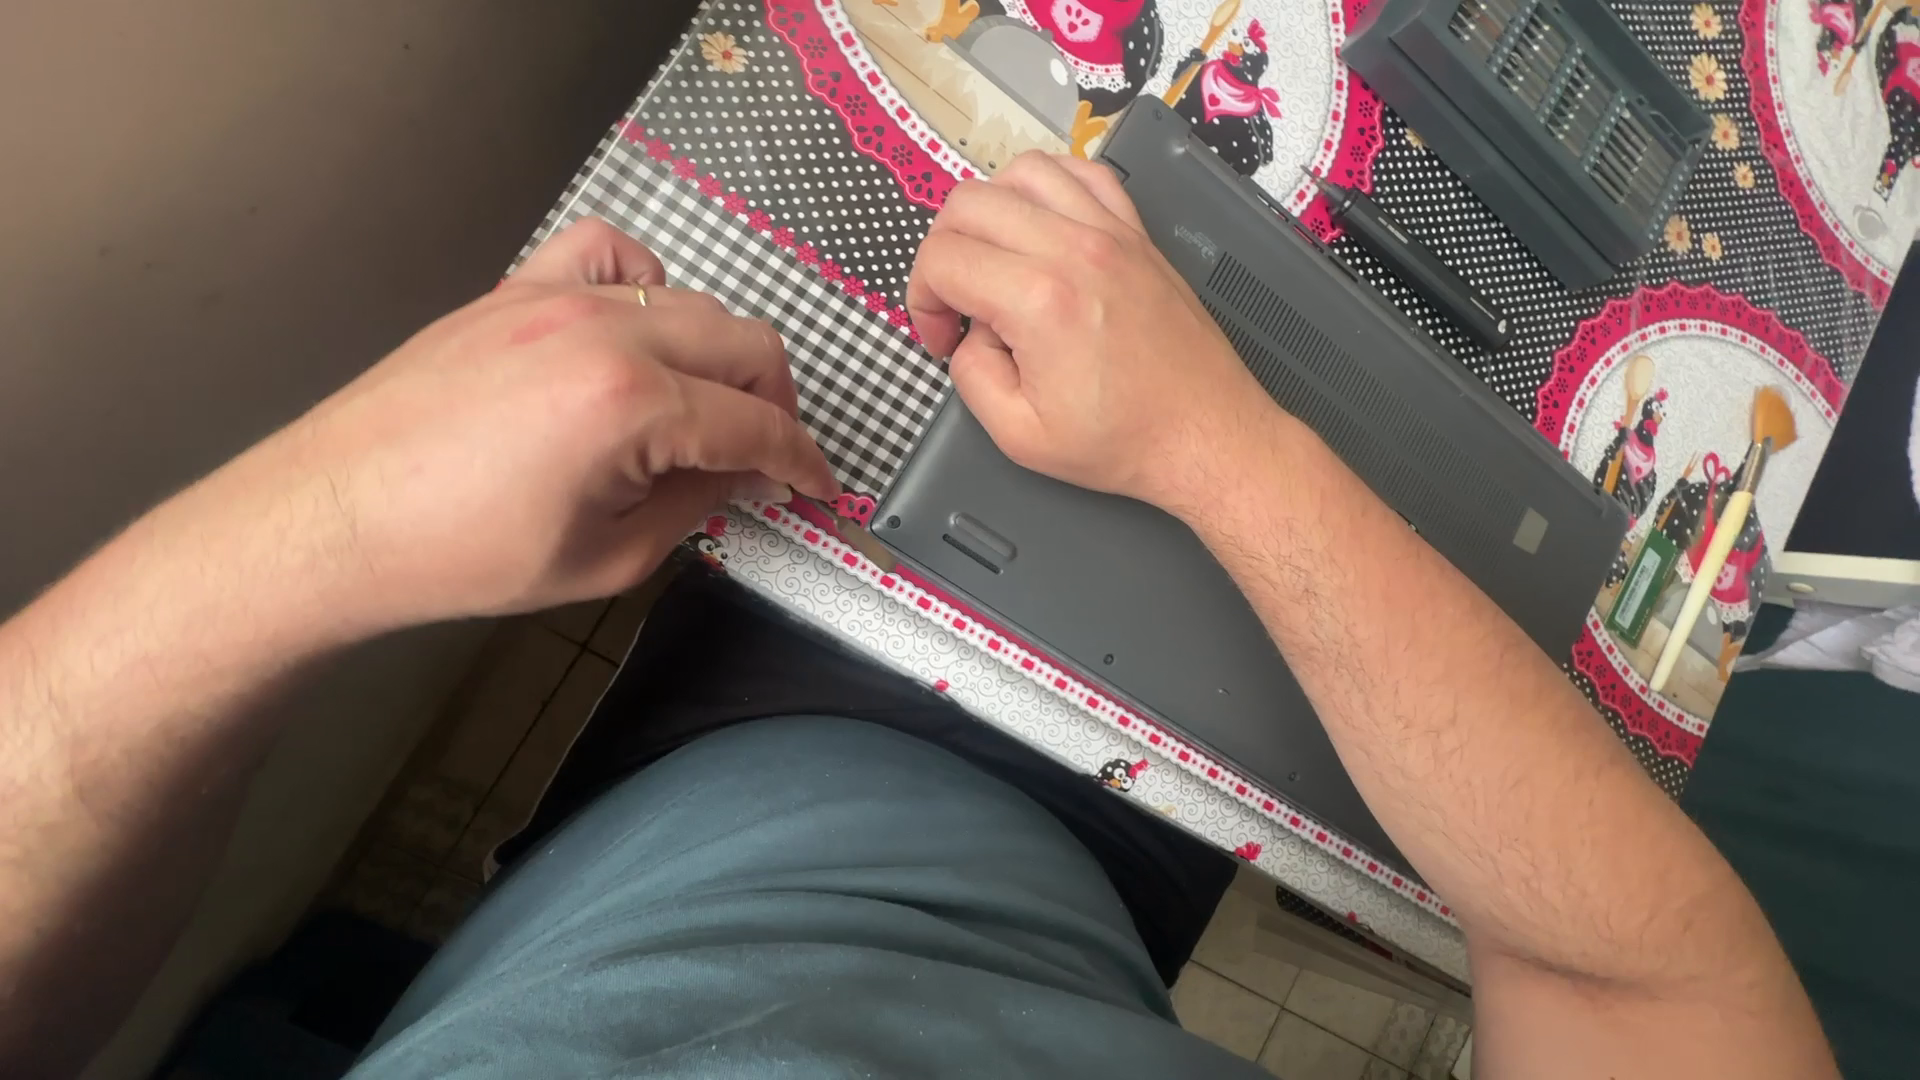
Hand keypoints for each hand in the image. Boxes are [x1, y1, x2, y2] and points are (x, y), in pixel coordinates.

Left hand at [225, 218, 837, 630]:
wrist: (334, 523)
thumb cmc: (470, 556)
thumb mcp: (616, 556)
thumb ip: (701, 502)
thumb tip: (749, 473)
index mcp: (633, 405)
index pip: (761, 427)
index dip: (804, 464)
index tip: (820, 489)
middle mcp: (607, 332)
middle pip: (750, 346)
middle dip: (780, 407)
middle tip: (770, 457)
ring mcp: (560, 298)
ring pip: (698, 303)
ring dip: (727, 360)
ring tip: (711, 410)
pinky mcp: (520, 290)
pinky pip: (614, 256)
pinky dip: (652, 290)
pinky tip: (643, 335)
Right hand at [906, 152, 1277, 509]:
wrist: (1202, 434)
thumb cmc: (1123, 441)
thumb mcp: (1019, 435)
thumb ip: (970, 375)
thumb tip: (967, 334)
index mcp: (1039, 301)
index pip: (942, 258)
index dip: (921, 300)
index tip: (941, 338)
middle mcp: (1074, 249)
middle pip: (968, 204)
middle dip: (942, 253)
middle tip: (956, 305)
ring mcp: (1111, 233)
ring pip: (1020, 173)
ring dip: (987, 212)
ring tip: (991, 263)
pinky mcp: (1136, 235)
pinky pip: (1081, 173)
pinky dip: (1046, 188)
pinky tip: (1039, 228)